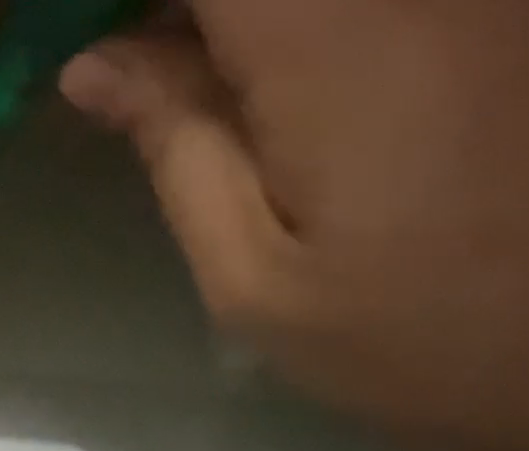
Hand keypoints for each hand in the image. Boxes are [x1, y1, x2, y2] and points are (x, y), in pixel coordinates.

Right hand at [59, 0, 528, 450]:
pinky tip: (322, 85)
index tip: (98, 47)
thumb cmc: (435, 340)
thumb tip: (93, 66)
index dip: (135, 5)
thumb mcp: (257, 280)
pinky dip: (333, 30)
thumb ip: (175, 146)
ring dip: (254, 30)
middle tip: (147, 70)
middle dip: (187, 18)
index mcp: (335, 31)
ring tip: (230, 90)